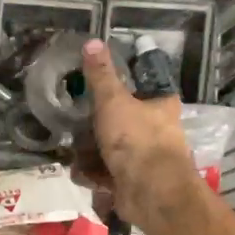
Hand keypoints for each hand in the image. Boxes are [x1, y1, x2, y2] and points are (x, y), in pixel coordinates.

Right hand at [82, 38, 194, 223]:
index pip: (142, 88)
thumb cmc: (137, 140)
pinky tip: (81, 173)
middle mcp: (156, 131)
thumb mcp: (113, 101)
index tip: (97, 91)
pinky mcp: (131, 182)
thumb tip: (91, 41)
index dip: (120, 88)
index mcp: (161, 106)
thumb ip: (100, 75)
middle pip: (121, 120)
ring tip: (73, 151)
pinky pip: (105, 173)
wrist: (150, 193)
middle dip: (96, 126)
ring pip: (110, 149)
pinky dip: (92, 174)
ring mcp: (144, 158)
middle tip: (76, 123)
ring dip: (89, 152)